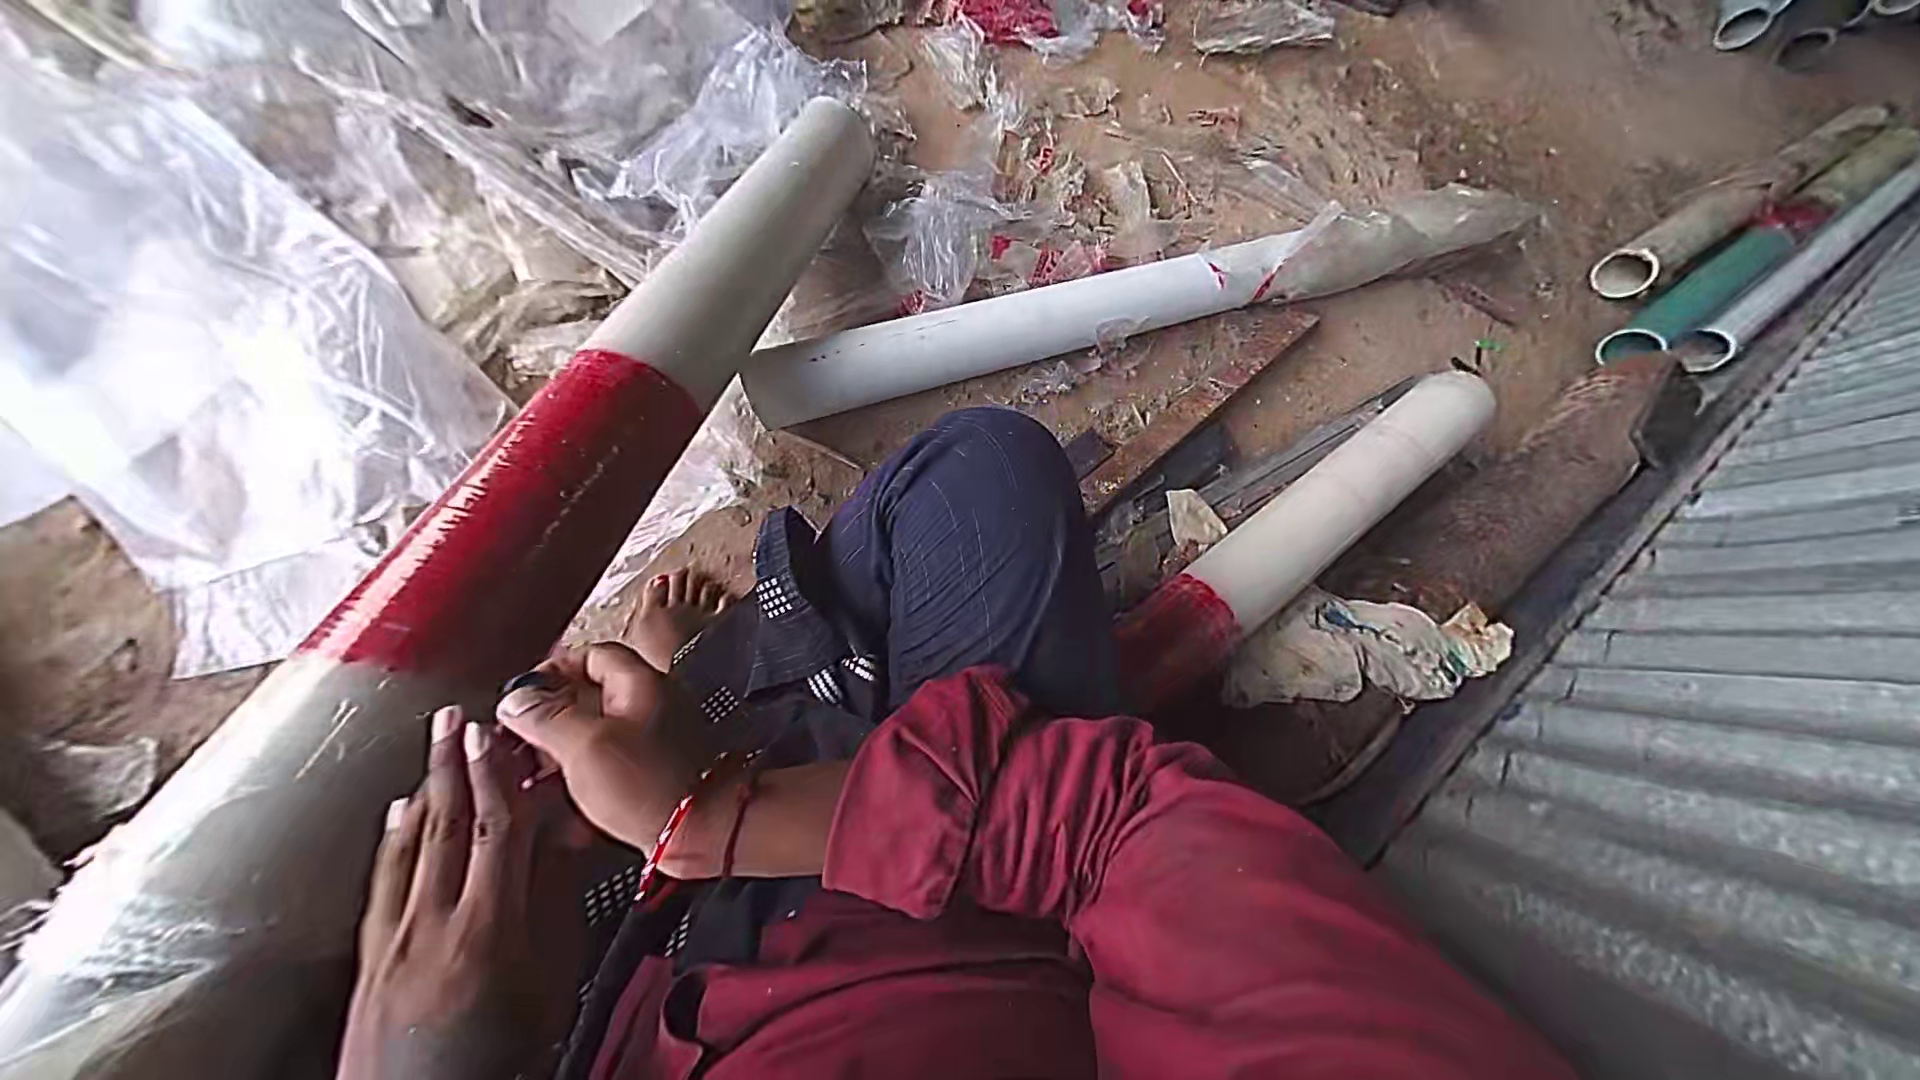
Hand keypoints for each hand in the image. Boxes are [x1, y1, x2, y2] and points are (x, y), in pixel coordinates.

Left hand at [337, 706, 585, 1079]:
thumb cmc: (505, 1046)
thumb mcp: (551, 972)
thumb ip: (555, 897)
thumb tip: (562, 835)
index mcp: (487, 927)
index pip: (497, 831)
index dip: (497, 776)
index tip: (495, 733)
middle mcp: (432, 924)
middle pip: (445, 827)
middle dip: (451, 765)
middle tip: (453, 717)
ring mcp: (392, 941)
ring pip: (410, 847)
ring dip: (424, 788)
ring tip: (434, 745)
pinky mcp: (369, 957)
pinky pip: (382, 882)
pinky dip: (392, 838)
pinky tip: (398, 812)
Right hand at [495, 643, 705, 857]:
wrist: (695, 827)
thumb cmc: (648, 785)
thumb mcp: (584, 746)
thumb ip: (547, 717)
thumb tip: (516, 699)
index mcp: (642, 683)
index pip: (594, 654)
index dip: (554, 669)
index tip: (522, 694)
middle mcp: (652, 701)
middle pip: (592, 691)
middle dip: (551, 711)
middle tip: (519, 737)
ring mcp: (654, 732)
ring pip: (596, 725)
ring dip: (561, 742)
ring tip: (531, 768)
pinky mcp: (652, 763)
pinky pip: (608, 753)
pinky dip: (581, 764)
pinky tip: (558, 788)